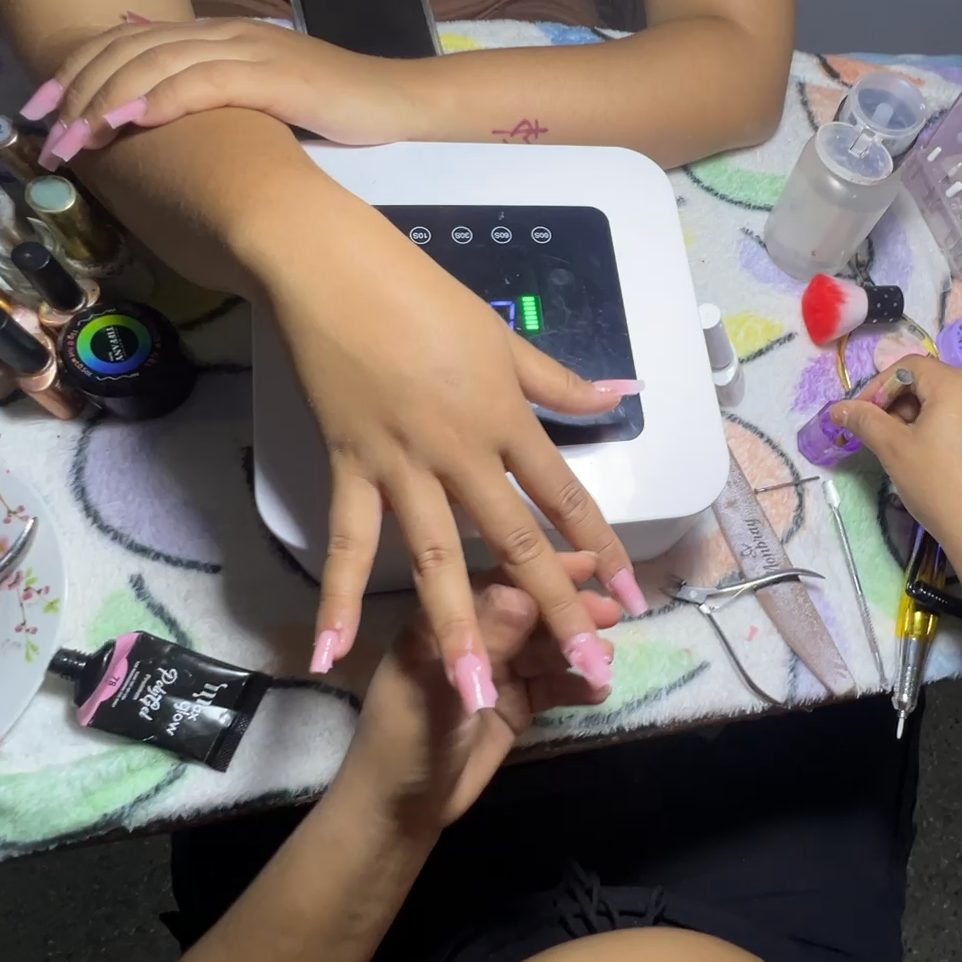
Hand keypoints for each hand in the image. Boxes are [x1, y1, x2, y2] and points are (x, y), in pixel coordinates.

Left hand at [18, 16, 424, 166]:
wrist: (396, 100)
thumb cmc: (341, 107)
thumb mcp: (272, 93)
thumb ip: (223, 88)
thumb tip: (171, 91)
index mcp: (220, 37)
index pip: (133, 46)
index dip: (83, 75)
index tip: (48, 114)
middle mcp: (224, 34)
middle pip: (131, 51)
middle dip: (78, 89)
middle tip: (42, 131)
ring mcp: (248, 51)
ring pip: (157, 64)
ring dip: (107, 100)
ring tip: (74, 137)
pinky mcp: (272, 77)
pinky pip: (203, 83)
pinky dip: (161, 99)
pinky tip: (130, 120)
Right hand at [260, 206, 644, 709]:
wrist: (333, 269)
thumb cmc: (426, 298)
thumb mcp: (504, 338)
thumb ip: (561, 381)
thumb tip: (622, 396)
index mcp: (507, 420)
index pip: (567, 496)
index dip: (604, 547)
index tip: (632, 597)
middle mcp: (462, 455)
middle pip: (517, 542)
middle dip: (556, 608)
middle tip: (589, 667)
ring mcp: (402, 468)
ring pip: (435, 559)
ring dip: (458, 628)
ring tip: (476, 693)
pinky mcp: (348, 470)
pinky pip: (343, 542)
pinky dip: (334, 598)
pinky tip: (329, 656)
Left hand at [337, 553, 618, 833]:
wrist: (398, 811)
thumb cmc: (404, 739)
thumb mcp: (438, 685)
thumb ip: (482, 641)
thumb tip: (528, 591)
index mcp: (445, 620)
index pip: (500, 584)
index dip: (542, 572)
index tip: (588, 565)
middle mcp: (476, 639)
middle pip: (531, 615)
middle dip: (570, 613)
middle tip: (612, 613)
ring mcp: (497, 672)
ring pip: (546, 651)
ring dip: (577, 651)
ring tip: (609, 657)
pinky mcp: (515, 705)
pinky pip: (552, 688)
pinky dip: (575, 687)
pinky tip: (599, 691)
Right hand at [829, 355, 961, 578]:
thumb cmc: (941, 487)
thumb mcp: (894, 451)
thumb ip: (864, 422)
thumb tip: (837, 409)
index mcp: (957, 384)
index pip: (908, 367)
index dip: (878, 388)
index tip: (862, 418)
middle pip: (935, 382)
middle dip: (902, 404)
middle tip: (885, 438)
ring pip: (958, 403)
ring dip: (927, 418)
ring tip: (914, 453)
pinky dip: (955, 432)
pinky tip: (947, 465)